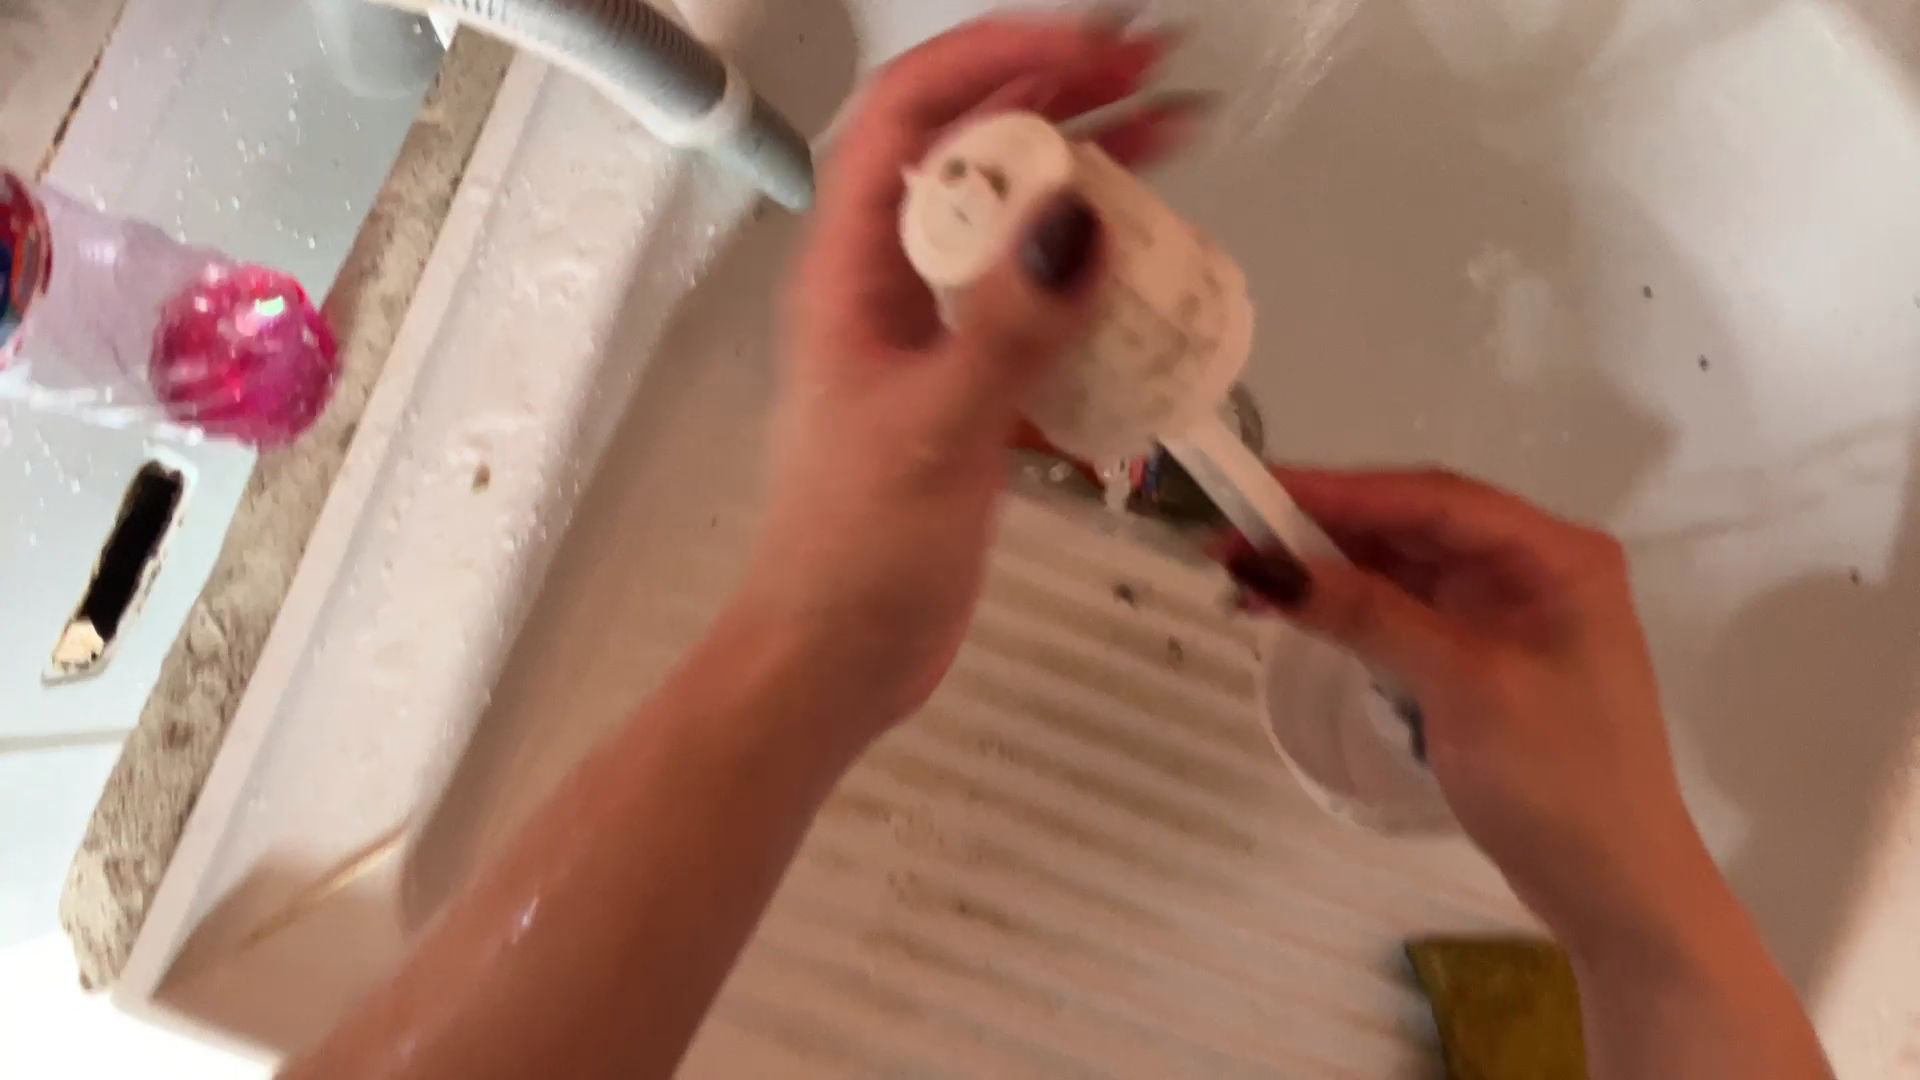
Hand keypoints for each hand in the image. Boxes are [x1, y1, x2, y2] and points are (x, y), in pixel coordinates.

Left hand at [741, 16, 1200, 731]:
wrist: (838, 652)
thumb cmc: (859, 552)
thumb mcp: (932, 433)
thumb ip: (1004, 329)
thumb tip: (1080, 218)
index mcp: (849, 275)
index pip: (910, 121)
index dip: (996, 62)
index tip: (1094, 52)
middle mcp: (886, 294)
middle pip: (970, 167)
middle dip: (1058, 111)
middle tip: (1158, 86)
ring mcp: (930, 346)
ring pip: (1007, 239)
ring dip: (1081, 194)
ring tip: (1170, 153)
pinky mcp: (966, 398)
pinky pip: (1029, 318)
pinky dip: (1083, 292)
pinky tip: (1138, 289)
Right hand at [1222, 468, 1716, 950]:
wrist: (1603, 883)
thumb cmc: (1555, 777)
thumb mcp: (1462, 684)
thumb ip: (1366, 614)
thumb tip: (1265, 568)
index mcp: (1550, 556)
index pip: (1431, 500)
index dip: (1341, 491)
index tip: (1260, 491)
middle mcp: (1517, 566)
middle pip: (1401, 524)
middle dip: (1315, 527)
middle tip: (1231, 532)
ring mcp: (1485, 605)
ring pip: (1383, 562)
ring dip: (1312, 563)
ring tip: (1238, 570)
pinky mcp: (1454, 643)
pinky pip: (1380, 603)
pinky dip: (1328, 601)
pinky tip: (1279, 605)